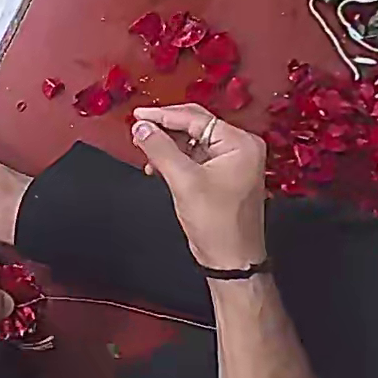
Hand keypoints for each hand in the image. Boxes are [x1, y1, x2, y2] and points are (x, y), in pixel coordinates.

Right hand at [130, 104, 268, 271]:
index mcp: (240, 143)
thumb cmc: (216, 223)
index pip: (196, 118)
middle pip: (195, 126)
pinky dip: (175, 159)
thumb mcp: (184, 182)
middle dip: (165, 129)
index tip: (138, 115)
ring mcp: (232, 161)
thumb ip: (160, 149)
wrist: (231, 262)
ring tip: (143, 149)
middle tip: (137, 130)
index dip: (163, 115)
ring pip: (192, 141)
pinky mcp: (223, 174)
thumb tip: (140, 126)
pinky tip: (156, 166)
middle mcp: (240, 147)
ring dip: (168, 145)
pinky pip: (195, 157)